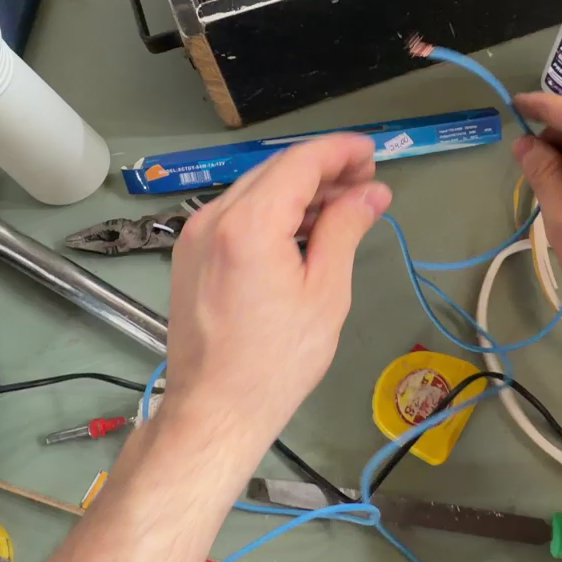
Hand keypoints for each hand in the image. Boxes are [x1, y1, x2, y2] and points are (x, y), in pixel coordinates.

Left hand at [164, 135, 391, 432]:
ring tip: (342, 204)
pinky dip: (273, 211)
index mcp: (249, 224)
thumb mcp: (325, 292)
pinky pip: (236, 214)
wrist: (215, 410)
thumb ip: (345, 229)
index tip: (371, 153)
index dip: (339, 152)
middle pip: (274, 171)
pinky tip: (303, 228)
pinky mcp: (190, 255)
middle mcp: (213, 218)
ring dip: (298, 190)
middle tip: (365, 181)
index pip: (299, 163)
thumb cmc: (279, 359)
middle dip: (322, 169)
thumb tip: (371, 193)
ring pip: (254, 190)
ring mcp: (195, 236)